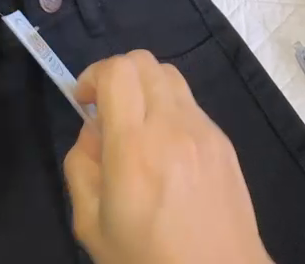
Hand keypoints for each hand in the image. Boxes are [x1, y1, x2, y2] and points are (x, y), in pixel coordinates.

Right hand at [63, 51, 273, 263]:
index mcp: (134, 150)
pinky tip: (167, 149)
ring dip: (144, 87)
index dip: (94, 75)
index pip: (117, 72)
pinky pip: (190, 103)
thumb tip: (93, 131)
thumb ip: (80, 167)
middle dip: (117, 75)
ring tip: (137, 125)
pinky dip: (169, 109)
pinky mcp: (224, 140)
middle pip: (142, 61)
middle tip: (107, 110)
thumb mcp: (91, 226)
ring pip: (168, 75)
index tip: (84, 100)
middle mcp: (172, 127)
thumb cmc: (148, 261)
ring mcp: (203, 130)